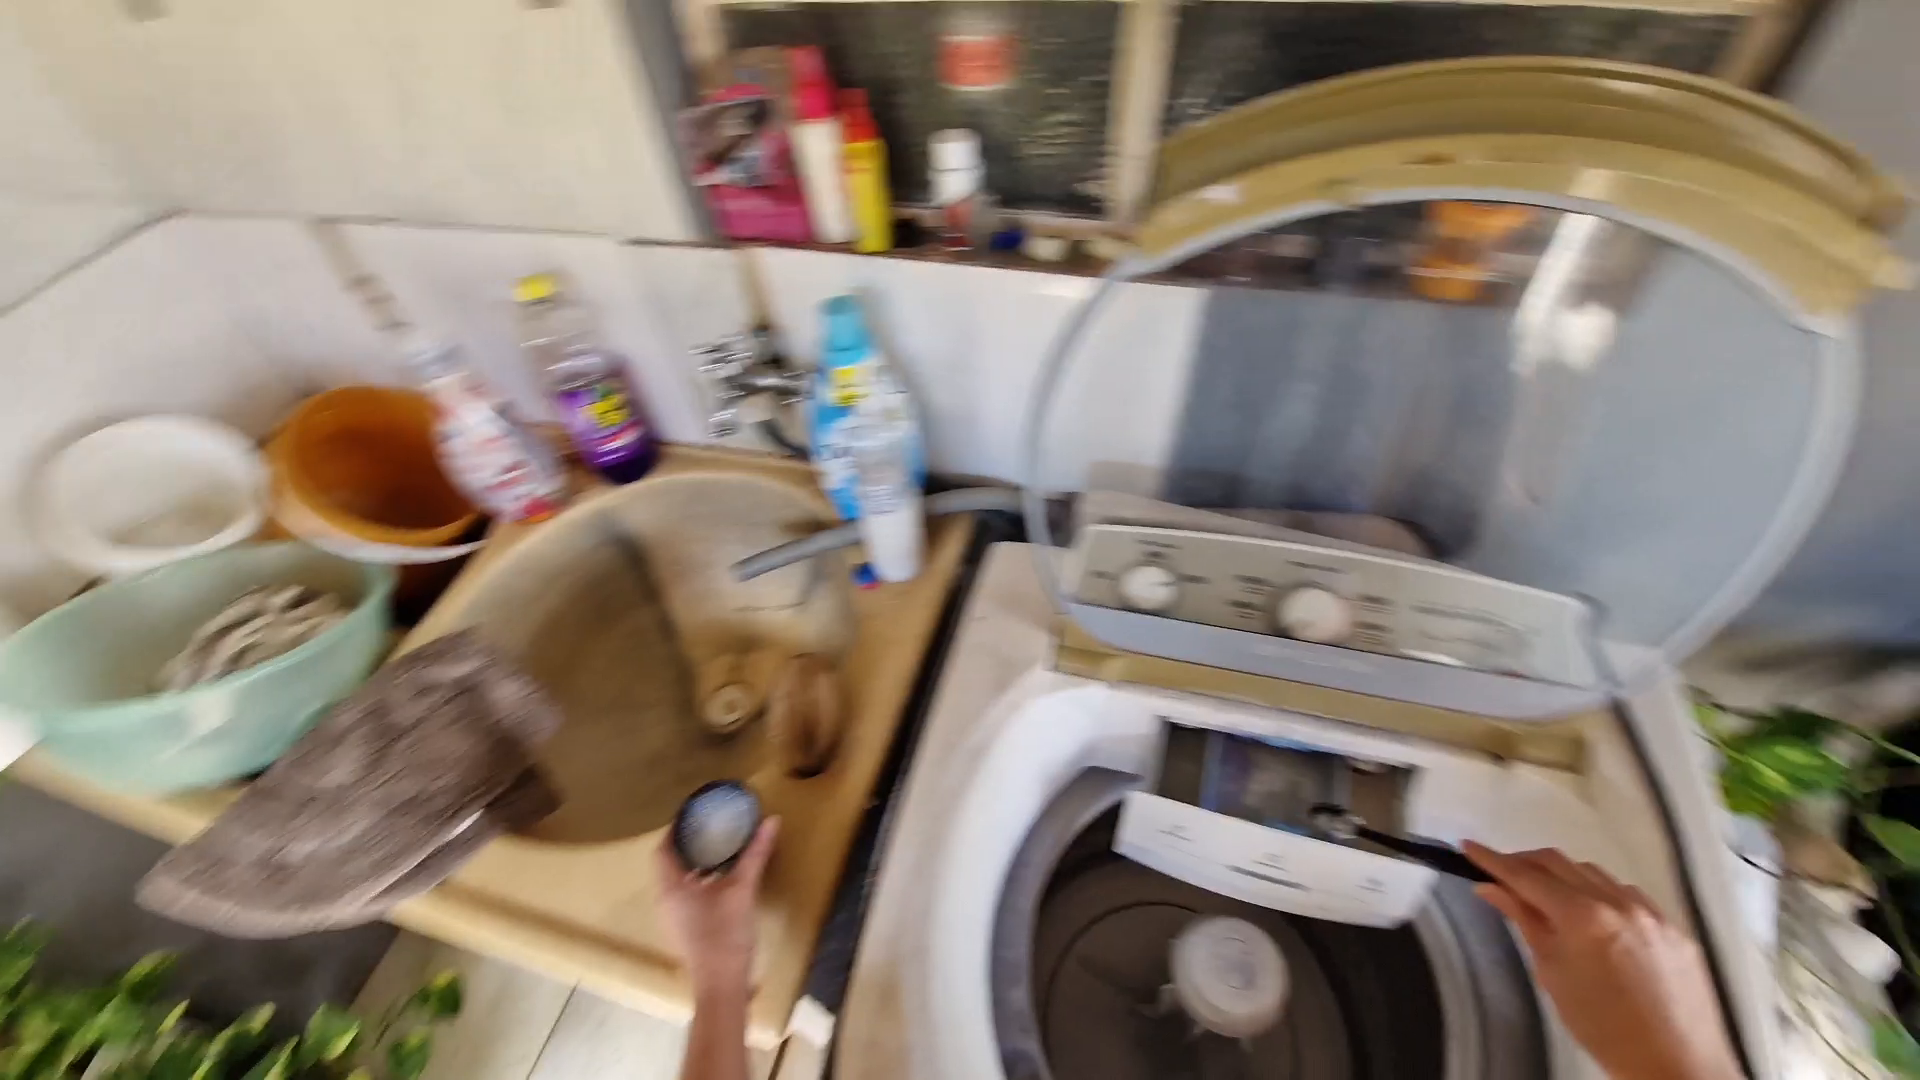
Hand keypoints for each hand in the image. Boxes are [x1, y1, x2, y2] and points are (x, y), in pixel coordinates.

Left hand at [655, 817, 779, 998]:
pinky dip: (702, 878)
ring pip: (680, 880)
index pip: (662, 849)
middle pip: (670, 864)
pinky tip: (724, 876)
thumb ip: (755, 853)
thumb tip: (772, 820)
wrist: (722, 985)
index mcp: (671, 888)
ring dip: (696, 861)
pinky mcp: (687, 929)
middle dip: (688, 843)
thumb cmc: (725, 934)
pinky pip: (688, 894)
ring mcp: (675, 918)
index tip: (693, 812)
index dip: (675, 828)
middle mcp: (667, 901)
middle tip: (710, 824)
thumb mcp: (742, 888)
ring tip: (719, 844)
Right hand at [1463, 843, 1743, 1079]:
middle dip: (1523, 861)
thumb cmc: (1601, 1026)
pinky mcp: (1674, 928)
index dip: (1491, 859)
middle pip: (1557, 861)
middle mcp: (1617, 903)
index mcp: (1582, 915)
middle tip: (1500, 872)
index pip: (1524, 875)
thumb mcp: (1551, 972)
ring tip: (1546, 893)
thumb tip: (1490, 888)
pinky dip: (1599, 890)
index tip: (1468, 846)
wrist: (1678, 1070)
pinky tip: (1593, 912)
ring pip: (1592, 872)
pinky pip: (1627, 892)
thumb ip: (1523, 920)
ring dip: (1562, 874)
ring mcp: (1650, 914)